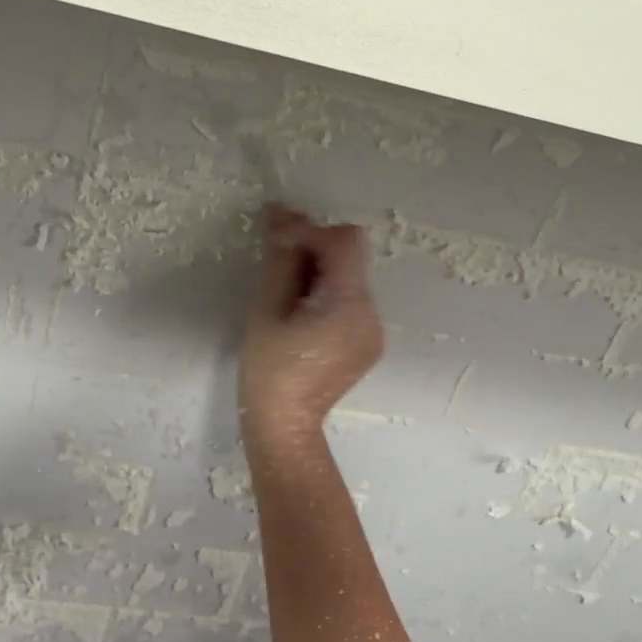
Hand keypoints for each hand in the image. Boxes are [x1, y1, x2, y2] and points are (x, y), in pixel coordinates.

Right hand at [240, 204, 384, 447]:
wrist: (285, 427)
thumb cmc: (267, 370)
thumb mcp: (267, 309)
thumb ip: (282, 259)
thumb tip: (283, 214)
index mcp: (348, 305)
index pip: (343, 242)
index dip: (310, 231)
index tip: (278, 236)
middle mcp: (372, 313)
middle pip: (352, 255)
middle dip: (315, 248)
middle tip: (279, 260)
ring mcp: (375, 329)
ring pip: (352, 274)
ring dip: (321, 269)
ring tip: (288, 290)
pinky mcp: (369, 340)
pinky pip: (352, 297)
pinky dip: (329, 290)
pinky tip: (303, 311)